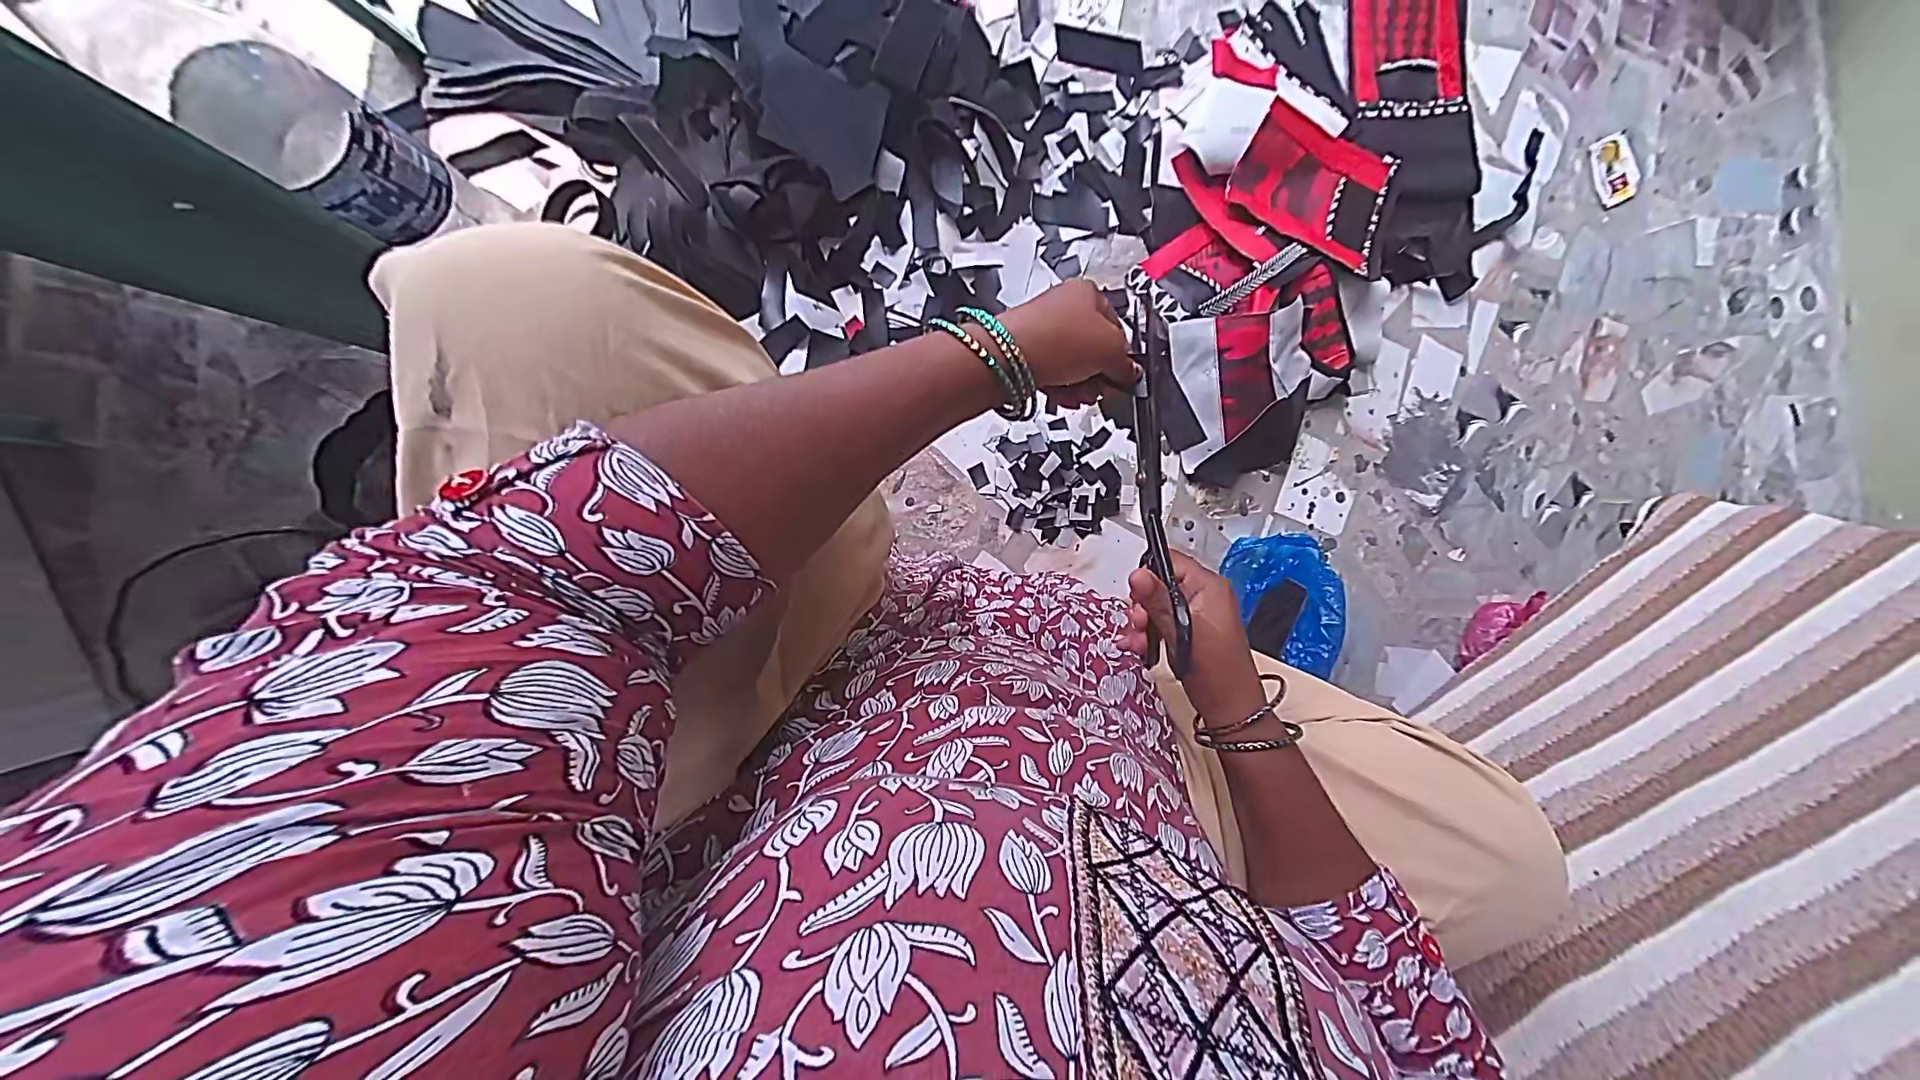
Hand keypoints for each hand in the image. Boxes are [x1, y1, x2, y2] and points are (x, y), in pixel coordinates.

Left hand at [996, 279, 1139, 406]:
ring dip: (1081, 384)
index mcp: (1087, 292)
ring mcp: (1042, 331)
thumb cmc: (1053, 338)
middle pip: (1092, 347)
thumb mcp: (1110, 351)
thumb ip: (1126, 363)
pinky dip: (1060, 386)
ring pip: (1071, 364)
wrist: (1009, 358)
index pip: (1118, 325)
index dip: (1123, 353)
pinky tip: (1064, 396)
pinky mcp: (1025, 355)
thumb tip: (1131, 373)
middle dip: (1100, 373)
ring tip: (1082, 394)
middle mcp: (1062, 307)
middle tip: (1104, 387)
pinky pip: (1051, 373)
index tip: (1125, 373)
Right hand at [1124, 552, 1268, 728]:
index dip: (1148, 576)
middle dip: (1142, 604)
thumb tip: (1139, 574)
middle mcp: (1203, 596)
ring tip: (1139, 639)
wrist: (1230, 709)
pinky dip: (1148, 633)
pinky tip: (1141, 645)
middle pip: (1159, 583)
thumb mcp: (1182, 632)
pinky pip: (1161, 622)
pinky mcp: (1189, 630)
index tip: (1137, 596)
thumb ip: (1158, 601)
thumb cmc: (1218, 675)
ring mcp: (1196, 613)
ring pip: (1156, 605)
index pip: (1170, 561)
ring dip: (1142, 622)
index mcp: (1209, 587)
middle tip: (1140, 622)